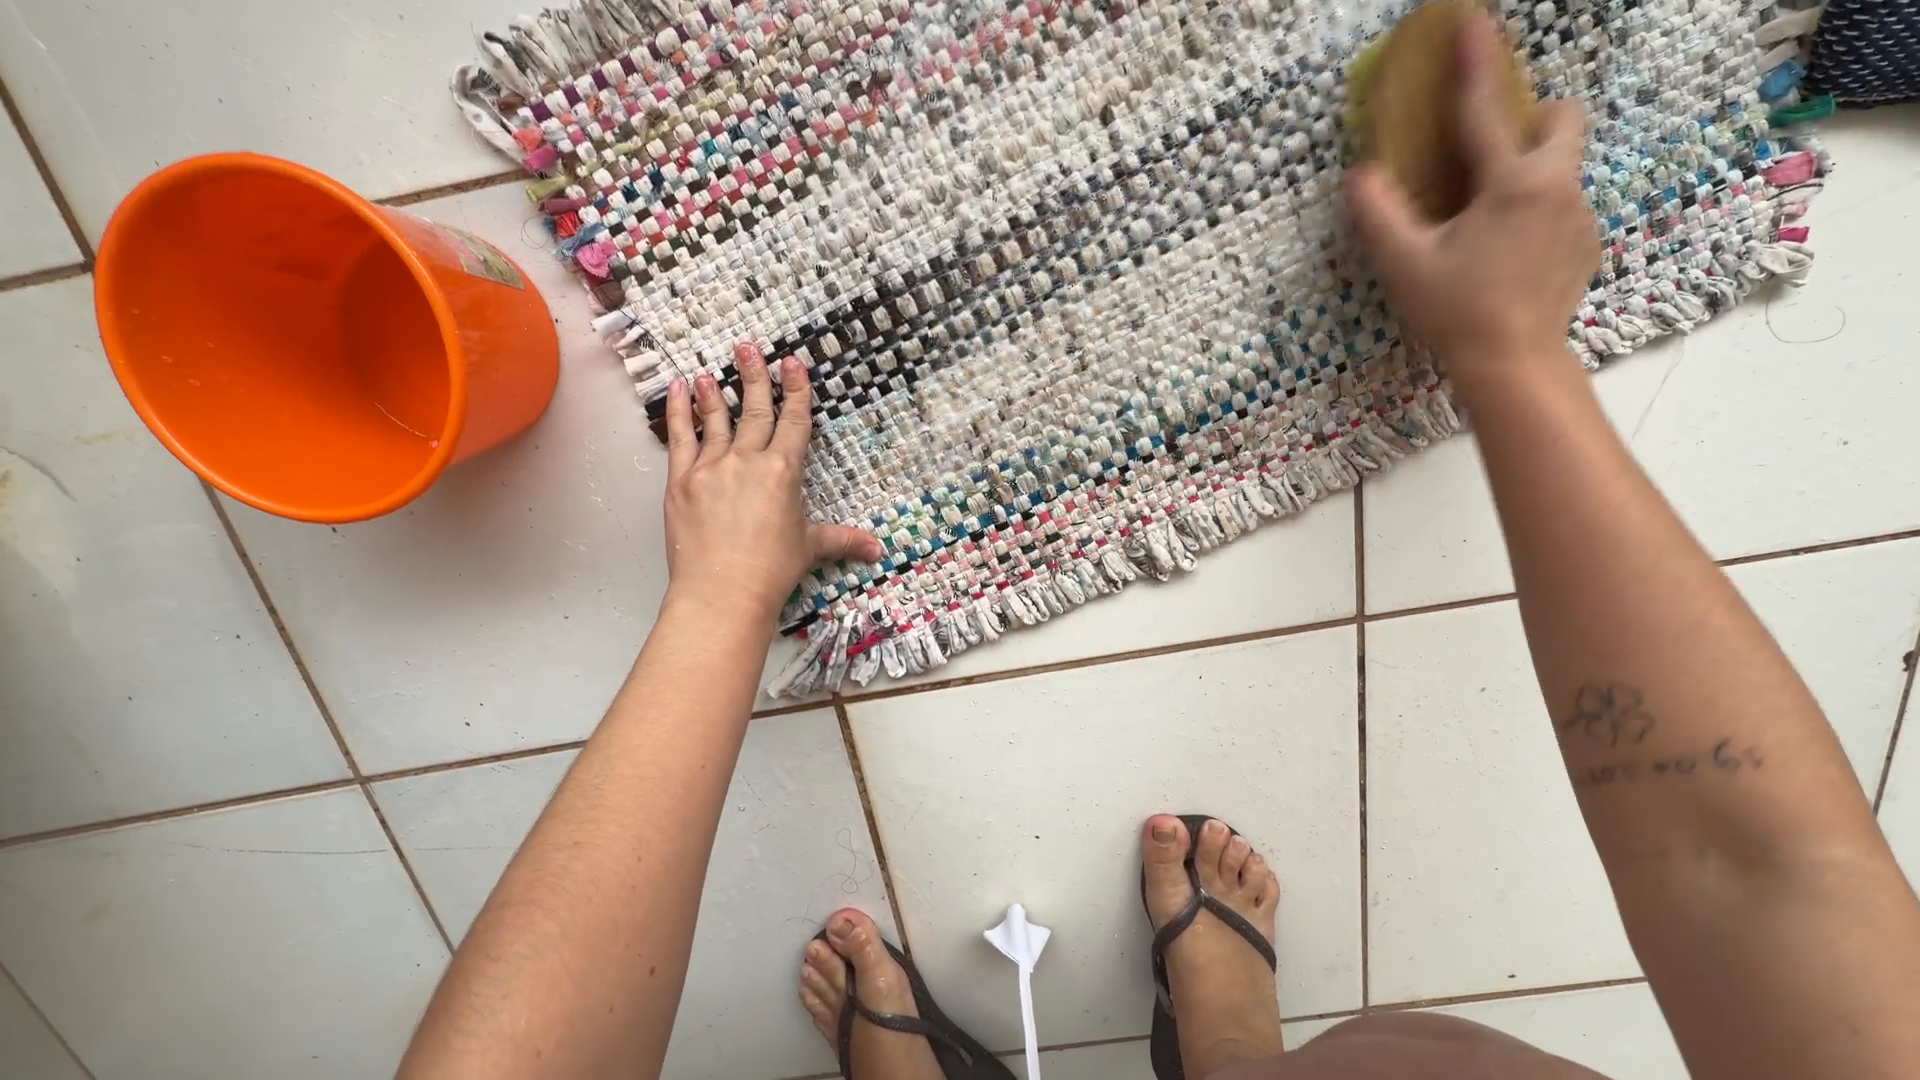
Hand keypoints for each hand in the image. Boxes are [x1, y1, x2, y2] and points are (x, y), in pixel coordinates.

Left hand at [662, 344, 882, 625]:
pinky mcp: (682, 480)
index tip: (793, 364)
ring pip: (716, 419)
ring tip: (713, 370)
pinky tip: (679, 391)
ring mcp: (712, 467)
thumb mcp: (811, 548)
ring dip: (716, 392)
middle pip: (755, 410)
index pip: (792, 421)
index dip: (795, 390)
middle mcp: (748, 460)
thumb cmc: (770, 569)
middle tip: (749, 348)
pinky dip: (679, 412)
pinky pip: (681, 437)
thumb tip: (878, 549)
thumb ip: (843, 540)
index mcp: (783, 471)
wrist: (723, 589)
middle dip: (755, 377)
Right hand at [1345, 13, 1598, 388]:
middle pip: (1560, 119)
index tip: (1470, 22)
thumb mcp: (1404, 264)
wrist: (1513, 363)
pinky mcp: (1586, 245)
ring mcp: (1579, 216)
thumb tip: (1360, 176)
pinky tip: (1504, 255)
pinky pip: (1560, 206)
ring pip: (1559, 166)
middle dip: (1529, 118)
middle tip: (1487, 151)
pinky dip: (1532, 212)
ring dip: (1525, 173)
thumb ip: (1378, 214)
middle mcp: (1558, 188)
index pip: (1487, 112)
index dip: (1474, 64)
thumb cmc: (1456, 312)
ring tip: (1484, 222)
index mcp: (1512, 185)